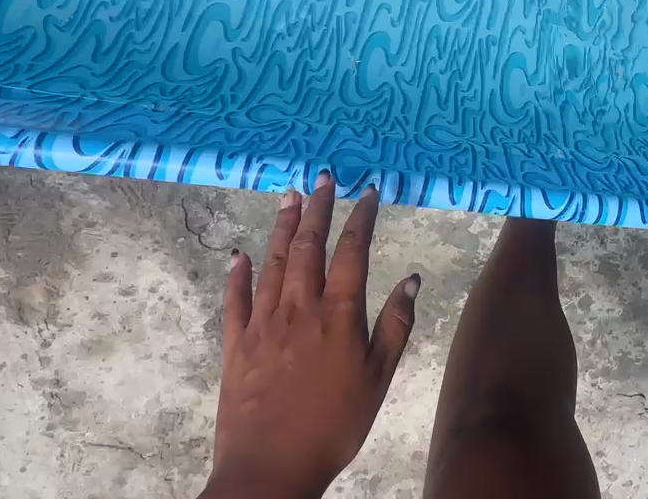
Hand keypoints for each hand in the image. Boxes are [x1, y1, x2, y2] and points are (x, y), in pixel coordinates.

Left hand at [201, 172, 421, 498]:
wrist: (269, 471)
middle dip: (318, 209)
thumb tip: (413, 278)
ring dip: (283, 227)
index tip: (369, 192)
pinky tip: (241, 254)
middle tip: (323, 178)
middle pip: (309, 247)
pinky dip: (238, 275)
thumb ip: (396, 324)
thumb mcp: (379, 376)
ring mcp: (262, 325)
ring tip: (289, 196)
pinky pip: (234, 302)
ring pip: (274, 263)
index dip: (361, 218)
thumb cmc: (335, 423)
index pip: (352, 252)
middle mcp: (299, 309)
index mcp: (338, 314)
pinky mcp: (235, 346)